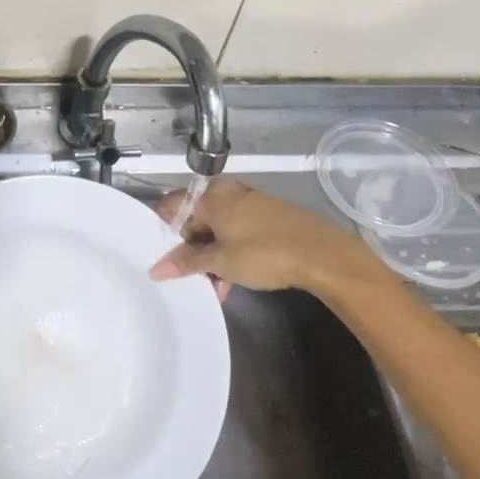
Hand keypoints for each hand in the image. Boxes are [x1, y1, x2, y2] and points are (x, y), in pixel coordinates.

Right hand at [150, 180, 391, 299]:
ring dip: (212, 255)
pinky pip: (237, 231)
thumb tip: (156, 269)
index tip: (163, 256)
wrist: (324, 256)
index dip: (164, 233)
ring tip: (216, 285)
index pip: (172, 207)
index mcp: (212, 196)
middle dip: (191, 249)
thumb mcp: (221, 261)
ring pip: (218, 228)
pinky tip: (235, 277)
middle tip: (189, 276)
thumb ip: (186, 262)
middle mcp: (229, 192)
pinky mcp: (269, 216)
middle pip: (196, 218)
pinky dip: (231, 250)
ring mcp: (251, 203)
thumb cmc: (264, 253)